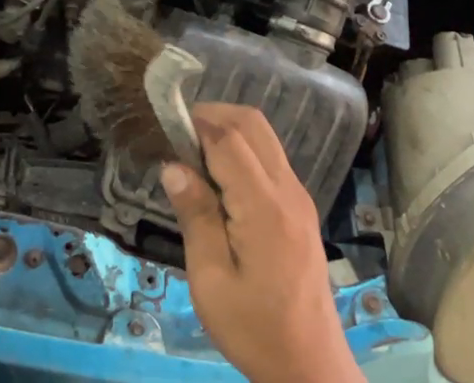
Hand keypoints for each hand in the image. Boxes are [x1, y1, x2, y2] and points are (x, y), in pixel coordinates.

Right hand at [161, 104, 361, 382]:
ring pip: (264, 138)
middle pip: (253, 124)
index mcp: (265, 208)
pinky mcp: (300, 211)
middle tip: (176, 137)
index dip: (195, 123)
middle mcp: (288, 193)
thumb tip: (174, 166)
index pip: (229, 139)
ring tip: (191, 158)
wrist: (310, 368)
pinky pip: (270, 160)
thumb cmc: (254, 328)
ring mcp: (299, 200)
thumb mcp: (210, 280)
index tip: (163, 127)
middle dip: (213, 116)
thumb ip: (195, 217)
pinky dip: (241, 152)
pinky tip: (216, 181)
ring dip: (227, 132)